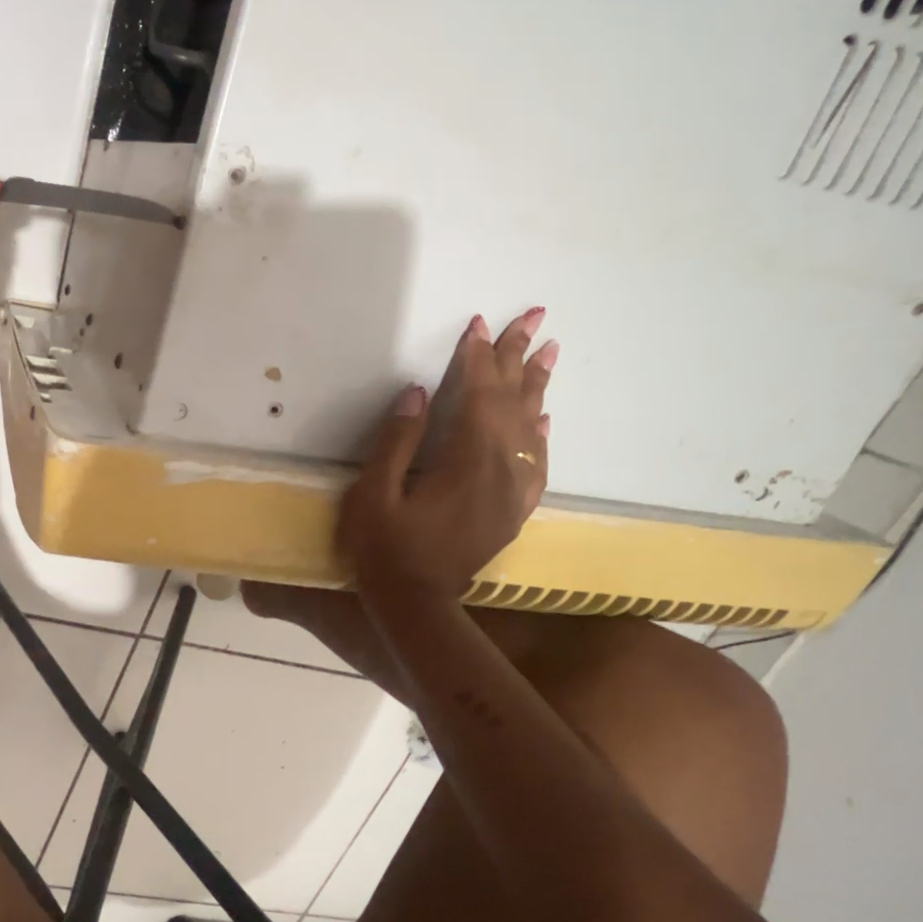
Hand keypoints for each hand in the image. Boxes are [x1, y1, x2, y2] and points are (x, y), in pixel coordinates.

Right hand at [339, 310, 557, 597]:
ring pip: (530, 427)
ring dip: (537, 387)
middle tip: (534, 317)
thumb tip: (418, 391)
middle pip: (513, 403)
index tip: (479, 323)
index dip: (477, 358)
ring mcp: (512, 492)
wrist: (416, 604)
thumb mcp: (374, 493)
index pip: (477, 396)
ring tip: (549, 351)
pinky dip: (540, 433)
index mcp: (466, 462)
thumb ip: (398, 441)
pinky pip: (536, 461)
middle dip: (519, 357)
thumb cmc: (383, 548)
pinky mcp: (512, 509)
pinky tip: (543, 417)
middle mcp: (501, 471)